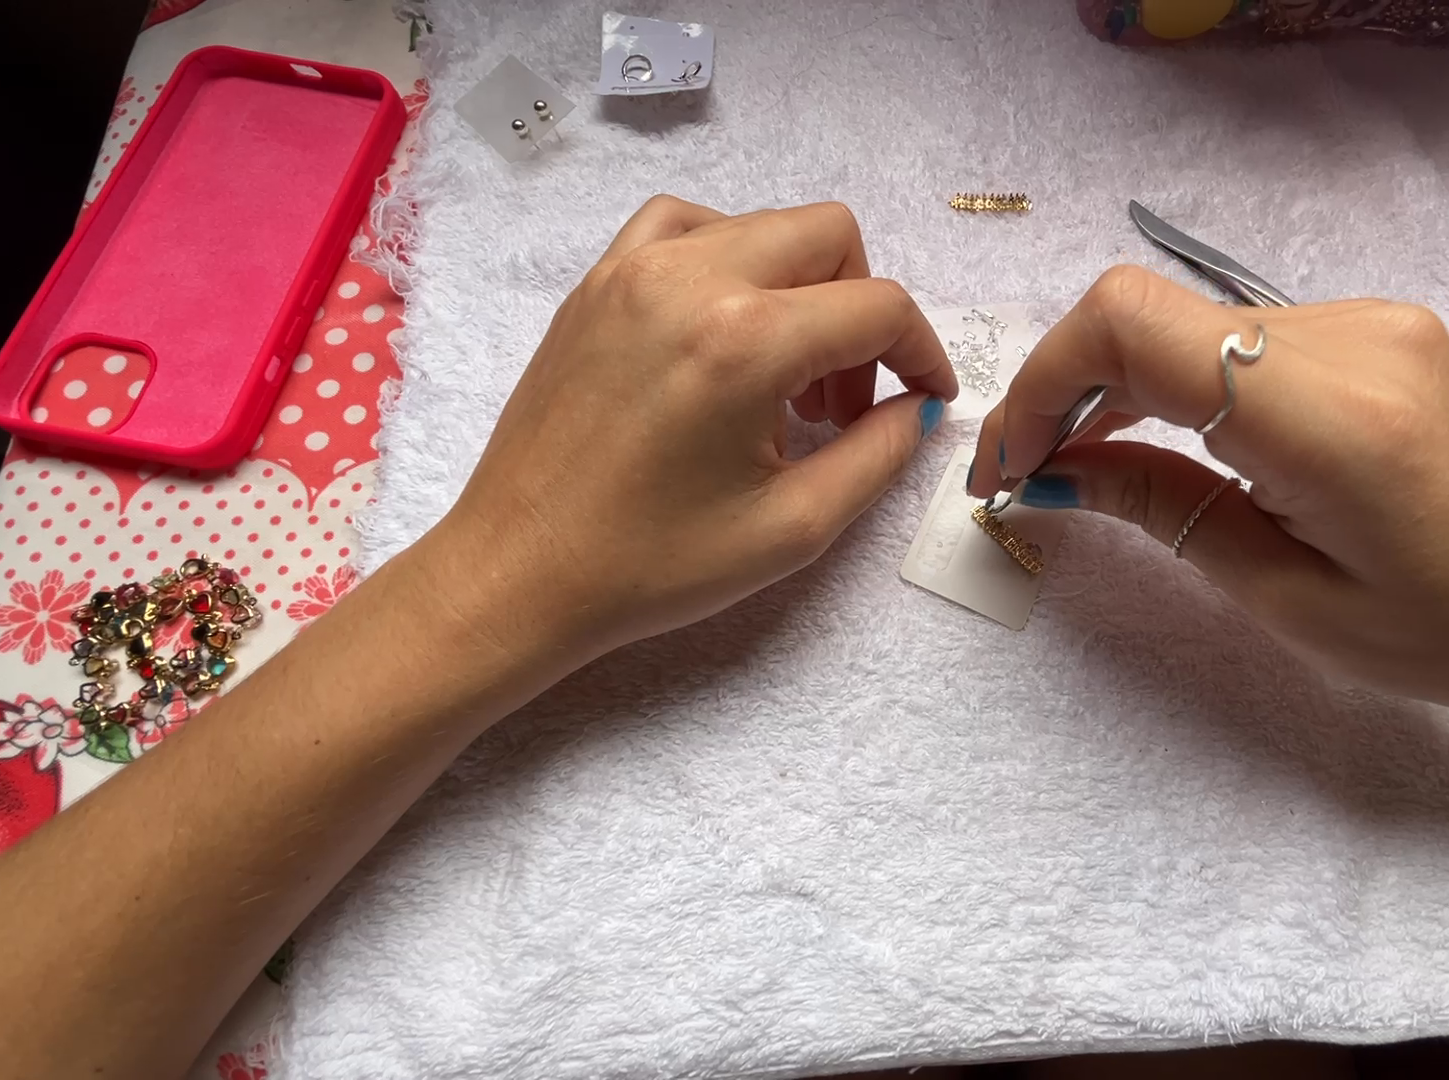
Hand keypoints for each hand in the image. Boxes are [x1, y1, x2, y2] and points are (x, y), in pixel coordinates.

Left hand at [425, 196, 956, 680]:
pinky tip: (726, 331)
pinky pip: (689, 228)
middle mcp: (690, 276)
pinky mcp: (597, 280)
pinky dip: (733, 265)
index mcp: (745, 341)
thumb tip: (920, 407)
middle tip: (844, 400)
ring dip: (802, 290)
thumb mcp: (793, 527)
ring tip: (783, 378)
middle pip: (830, 237)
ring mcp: (632, 266)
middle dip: (864, 314)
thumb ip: (878, 455)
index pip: (877, 308)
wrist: (519, 573)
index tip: (929, 398)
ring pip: (764, 226)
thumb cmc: (656, 566)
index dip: (923, 352)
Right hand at [968, 266, 1448, 725]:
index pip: (1136, 329)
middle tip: (1012, 468)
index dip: (1045, 381)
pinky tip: (1130, 433)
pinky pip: (1214, 337)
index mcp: (1332, 417)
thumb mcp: (1271, 588)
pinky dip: (1151, 382)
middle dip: (1054, 389)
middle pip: (1140, 315)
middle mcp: (1349, 335)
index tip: (1009, 460)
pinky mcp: (1355, 328)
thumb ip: (1154, 504)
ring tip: (1057, 458)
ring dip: (1096, 386)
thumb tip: (1045, 471)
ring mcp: (1359, 319)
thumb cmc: (1428, 636)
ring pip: (1170, 323)